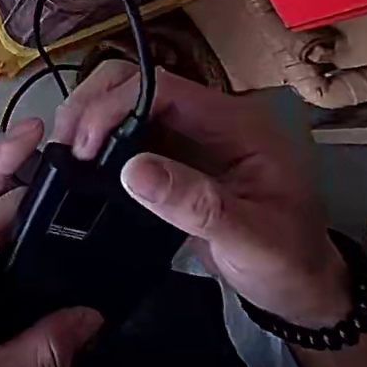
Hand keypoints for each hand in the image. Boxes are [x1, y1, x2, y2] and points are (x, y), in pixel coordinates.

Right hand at [54, 63, 348, 325]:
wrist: (301, 286)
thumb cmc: (287, 261)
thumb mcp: (252, 239)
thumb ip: (196, 204)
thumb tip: (131, 170)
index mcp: (234, 122)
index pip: (162, 88)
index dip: (115, 106)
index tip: (84, 147)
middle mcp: (206, 115)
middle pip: (136, 80)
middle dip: (93, 102)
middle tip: (66, 146)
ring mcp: (186, 131)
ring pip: (124, 98)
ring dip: (88, 115)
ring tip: (65, 153)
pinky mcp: (170, 152)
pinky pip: (124, 129)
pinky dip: (96, 137)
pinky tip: (80, 162)